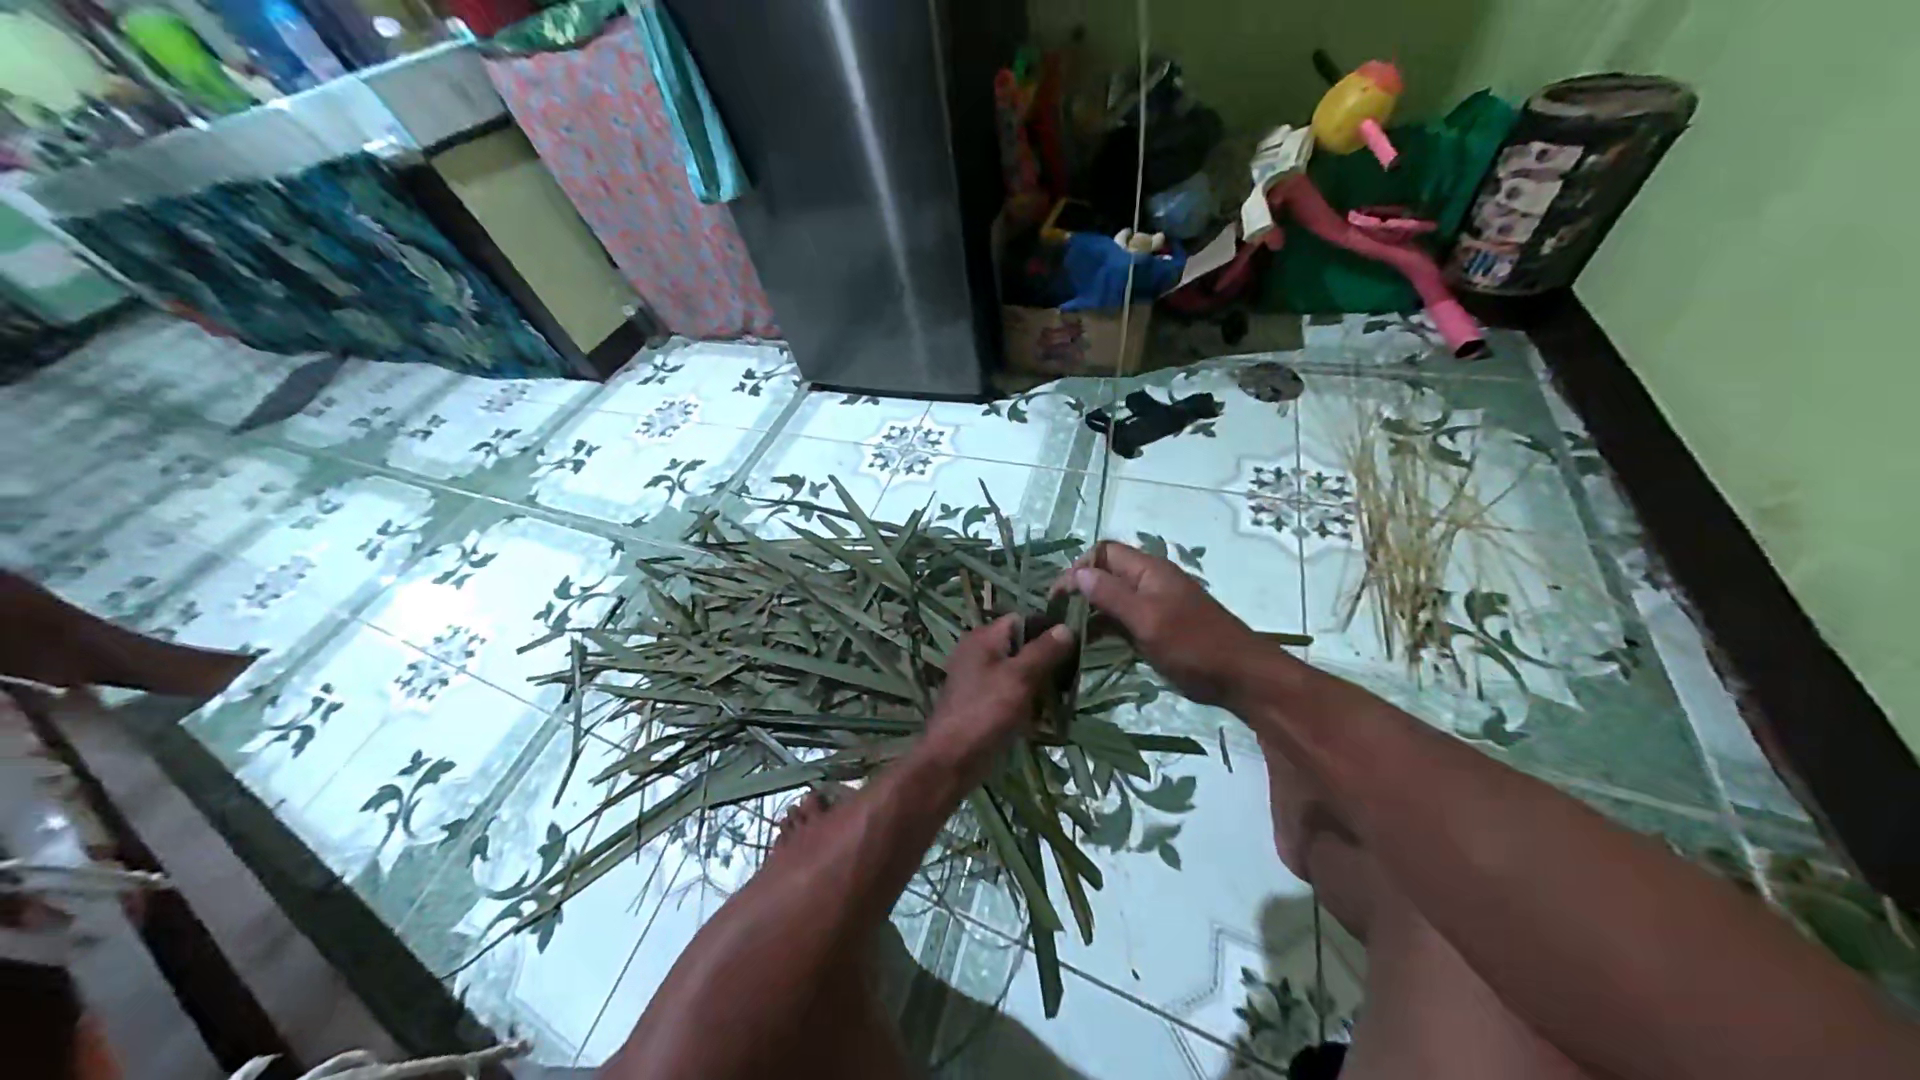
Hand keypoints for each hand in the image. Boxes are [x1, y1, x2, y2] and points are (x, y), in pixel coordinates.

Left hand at [923, 614, 1075, 780]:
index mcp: (983, 638)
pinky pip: (1012, 691)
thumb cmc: (987, 711)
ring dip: (1040, 681)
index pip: (1021, 620)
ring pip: (1019, 670)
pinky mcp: (984, 701)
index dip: (1047, 629)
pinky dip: (1028, 698)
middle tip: (1073, 674)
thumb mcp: (1020, 677)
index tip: (1074, 644)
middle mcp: (979, 652)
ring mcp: (980, 678)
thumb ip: (1044, 650)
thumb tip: (1066, 627)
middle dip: (1047, 659)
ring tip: (1066, 694)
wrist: (954, 758)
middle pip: (1021, 645)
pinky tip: (1047, 712)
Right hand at [1064, 541, 1263, 705]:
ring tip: (1066, 631)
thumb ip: (1111, 594)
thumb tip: (1078, 572)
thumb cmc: (1192, 644)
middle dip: (1079, 588)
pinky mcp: (1156, 627)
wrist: (1238, 676)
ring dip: (1089, 610)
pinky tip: (1089, 643)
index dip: (1078, 568)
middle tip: (1057, 616)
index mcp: (1148, 570)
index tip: (1057, 596)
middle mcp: (1149, 581)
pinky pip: (1122, 619)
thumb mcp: (1147, 618)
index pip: (1103, 553)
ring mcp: (1154, 605)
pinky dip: (1104, 626)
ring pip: (1112, 598)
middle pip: (1105, 574)